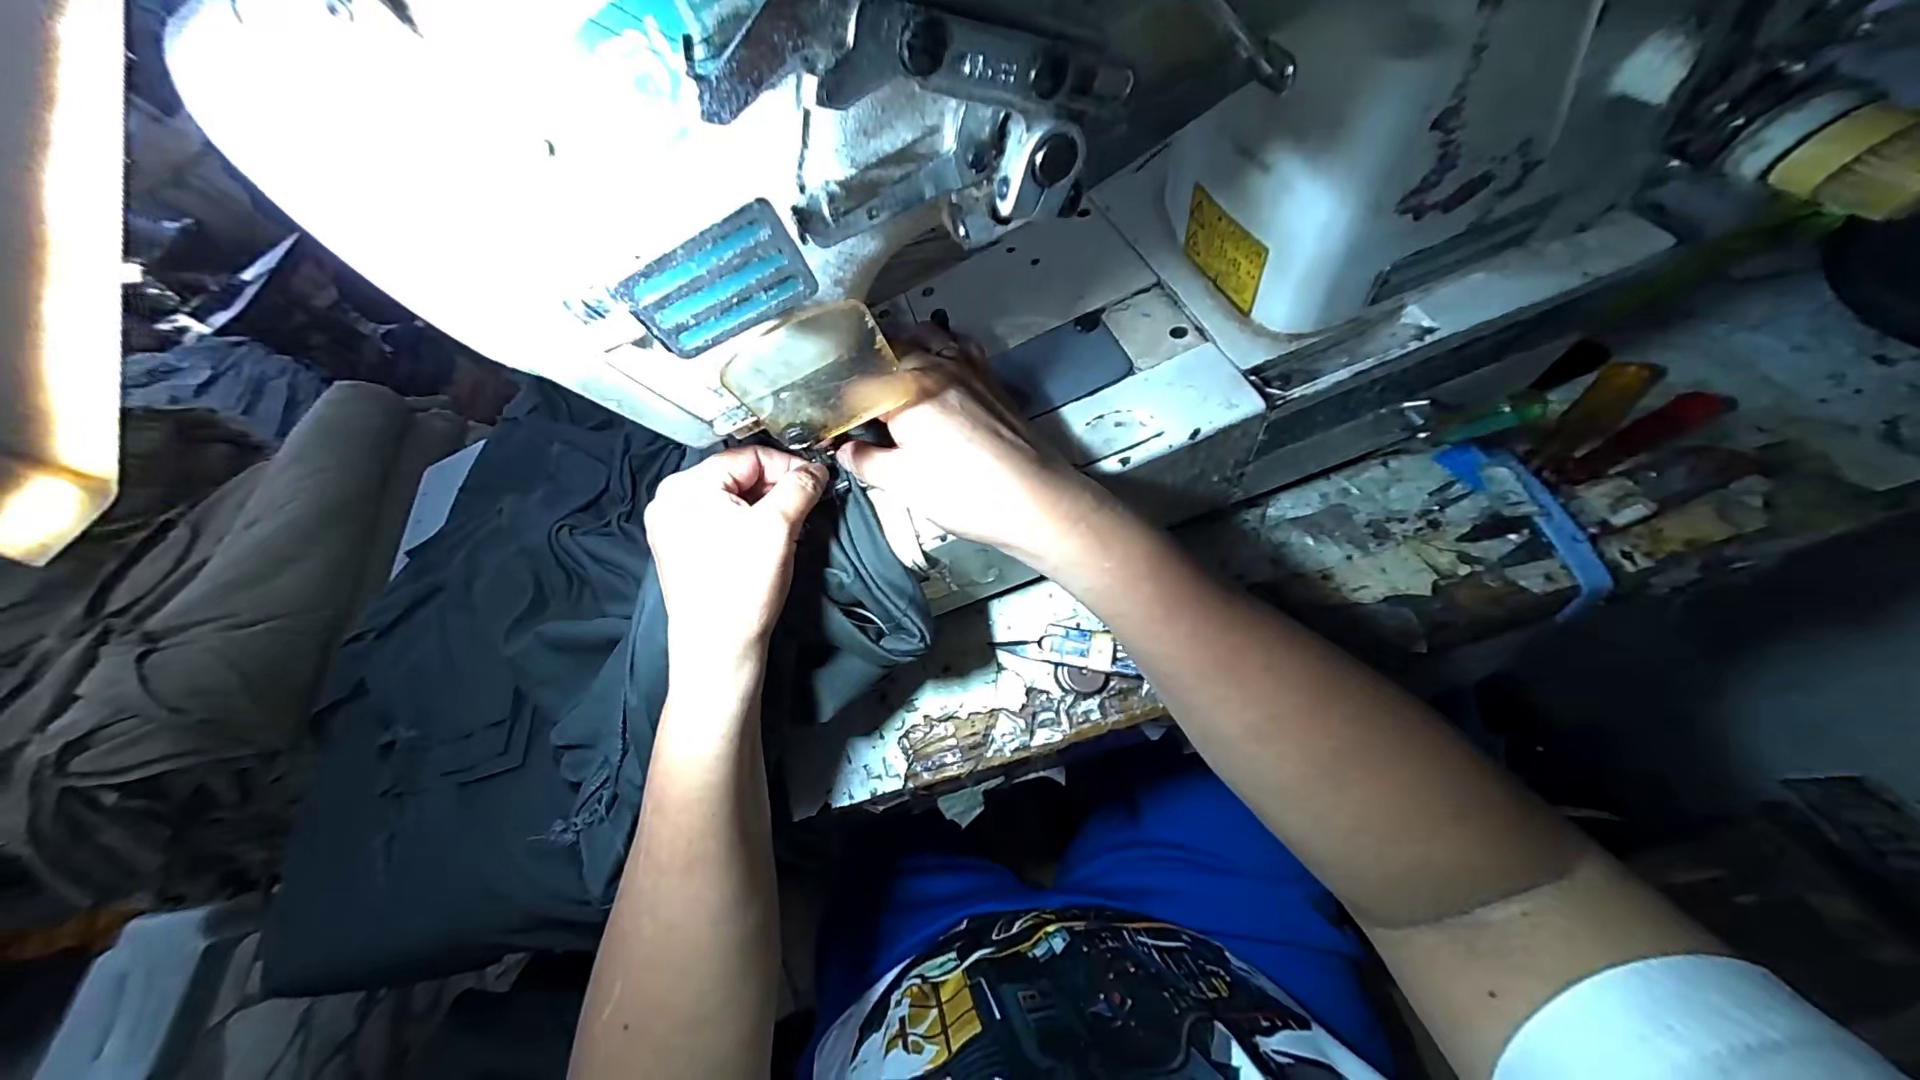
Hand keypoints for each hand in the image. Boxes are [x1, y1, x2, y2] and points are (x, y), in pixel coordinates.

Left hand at [645, 446, 827, 670]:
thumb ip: (800, 487)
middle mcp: (671, 500)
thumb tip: (816, 470)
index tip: (816, 483)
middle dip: (778, 490)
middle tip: (807, 510)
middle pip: (740, 476)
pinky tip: (770, 545)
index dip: (788, 466)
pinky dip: (750, 526)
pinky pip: (723, 522)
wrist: (718, 648)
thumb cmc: (742, 588)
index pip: (749, 456)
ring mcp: (674, 526)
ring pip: (734, 500)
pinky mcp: (683, 550)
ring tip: (791, 531)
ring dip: (767, 509)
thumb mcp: (780, 527)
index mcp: (686, 486)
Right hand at [837, 324, 1113, 568]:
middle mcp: (935, 366)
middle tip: (852, 398)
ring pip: (925, 336)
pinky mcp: (990, 379)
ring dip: (902, 347)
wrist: (1036, 500)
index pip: (855, 381)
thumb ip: (866, 460)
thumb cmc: (968, 493)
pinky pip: (958, 347)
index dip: (836, 400)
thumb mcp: (903, 483)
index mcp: (904, 389)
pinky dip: (940, 349)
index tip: (831, 419)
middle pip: (887, 348)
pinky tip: (938, 368)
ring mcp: (967, 368)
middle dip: (864, 368)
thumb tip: (846, 450)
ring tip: (889, 373)